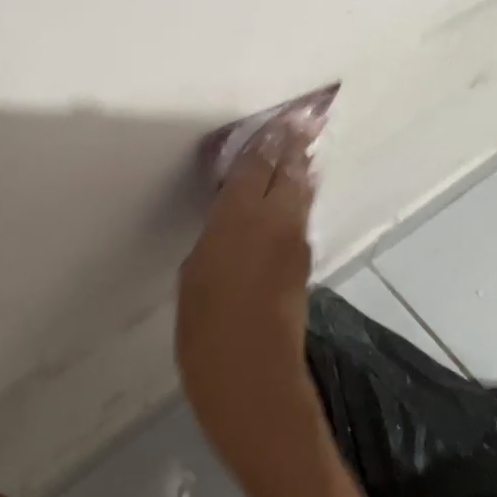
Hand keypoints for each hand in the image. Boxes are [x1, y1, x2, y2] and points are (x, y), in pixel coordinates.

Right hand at [176, 106, 326, 479]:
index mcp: (240, 217)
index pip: (258, 165)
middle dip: (294, 143)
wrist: (253, 381)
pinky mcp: (302, 268)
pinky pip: (299, 218)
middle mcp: (276, 222)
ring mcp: (294, 245)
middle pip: (289, 171)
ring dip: (300, 168)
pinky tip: (292, 193)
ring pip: (300, 193)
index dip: (269, 139)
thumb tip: (228, 219)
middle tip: (303, 116)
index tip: (281, 115)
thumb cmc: (206, 330)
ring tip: (301, 145)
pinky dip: (297, 198)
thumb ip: (215, 236)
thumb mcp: (194, 274)